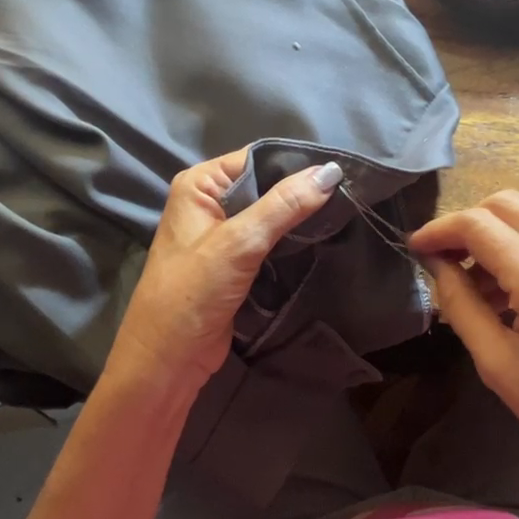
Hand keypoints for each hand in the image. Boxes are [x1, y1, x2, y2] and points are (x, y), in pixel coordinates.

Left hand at [109, 150, 342, 390]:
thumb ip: (285, 205)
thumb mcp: (240, 242)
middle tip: (349, 195)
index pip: (256, 159)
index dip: (296, 164)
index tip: (341, 172)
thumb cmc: (194, 292)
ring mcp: (222, 233)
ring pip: (271, 215)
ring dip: (300, 219)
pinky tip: (322, 240)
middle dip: (302, 193)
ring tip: (344, 215)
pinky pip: (270, 241)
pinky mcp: (235, 262)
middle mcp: (209, 201)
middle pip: (265, 185)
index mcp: (200, 184)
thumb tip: (331, 170)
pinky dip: (292, 241)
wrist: (168, 360)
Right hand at [410, 191, 518, 498]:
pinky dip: (518, 254)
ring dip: (493, 239)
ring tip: (470, 288)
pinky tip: (504, 296)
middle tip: (442, 260)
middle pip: (507, 204)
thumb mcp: (498, 365)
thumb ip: (460, 304)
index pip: (480, 225)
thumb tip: (435, 264)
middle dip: (466, 224)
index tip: (415, 249)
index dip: (439, 230)